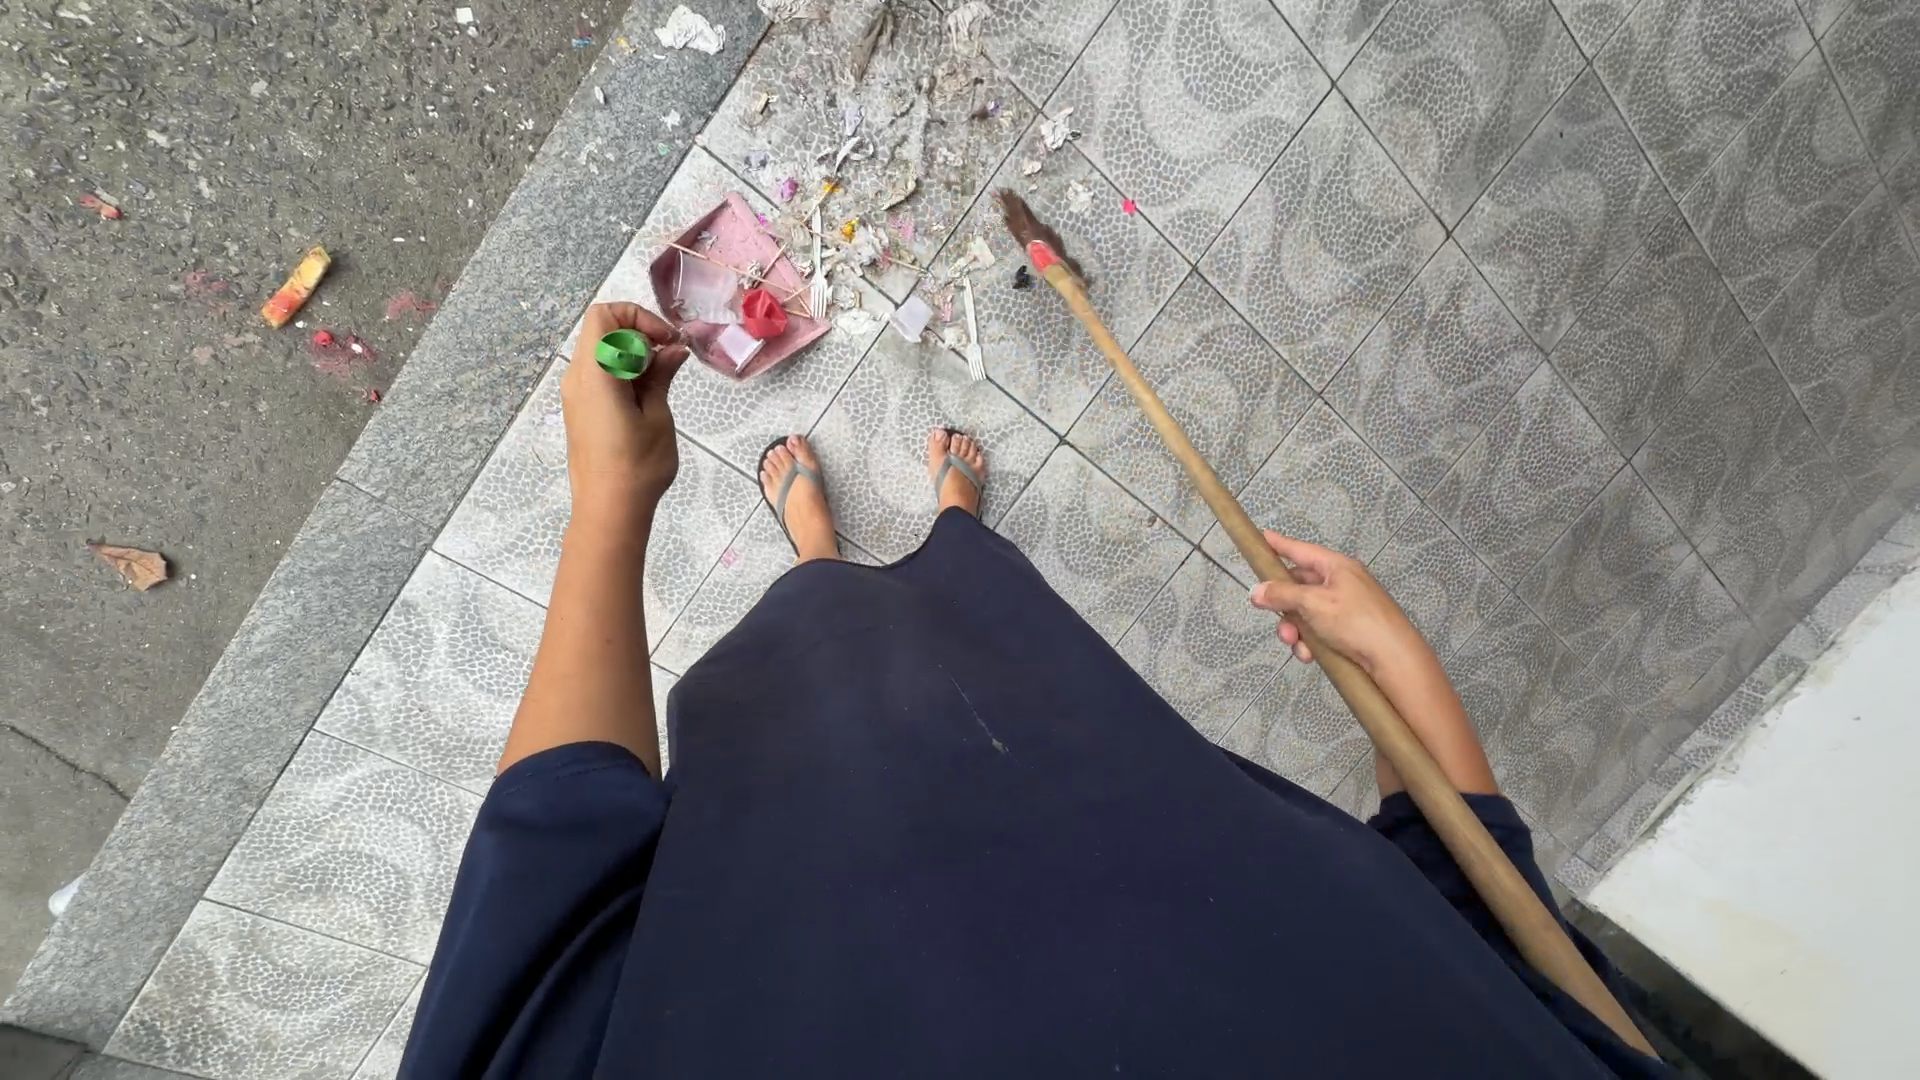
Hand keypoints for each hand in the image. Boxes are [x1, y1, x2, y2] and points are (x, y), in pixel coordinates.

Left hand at [562, 303, 688, 526]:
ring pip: (602, 350)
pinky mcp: (581, 408)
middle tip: (671, 359)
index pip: (606, 316)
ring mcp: (576, 393)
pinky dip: (625, 371)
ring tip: (664, 378)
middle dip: (640, 334)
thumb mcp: (658, 417)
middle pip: (602, 329)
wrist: (609, 508)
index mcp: (596, 374)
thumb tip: (673, 350)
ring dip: (634, 353)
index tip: (669, 342)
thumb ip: (661, 376)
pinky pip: (600, 373)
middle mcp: (578, 377)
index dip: (640, 318)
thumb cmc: (638, 466)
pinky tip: (649, 394)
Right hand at [1246, 531, 1422, 674]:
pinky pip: (1316, 631)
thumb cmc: (1357, 621)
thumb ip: (1281, 594)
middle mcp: (1340, 584)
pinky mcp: (1346, 631)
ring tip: (1296, 643)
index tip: (1262, 536)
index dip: (1279, 544)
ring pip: (1304, 613)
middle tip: (1269, 614)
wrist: (1394, 659)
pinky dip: (1309, 642)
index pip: (1300, 550)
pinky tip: (1310, 654)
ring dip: (1294, 629)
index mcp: (1336, 567)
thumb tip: (1257, 591)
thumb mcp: (1313, 603)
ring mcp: (1344, 608)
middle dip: (1282, 605)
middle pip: (1298, 586)